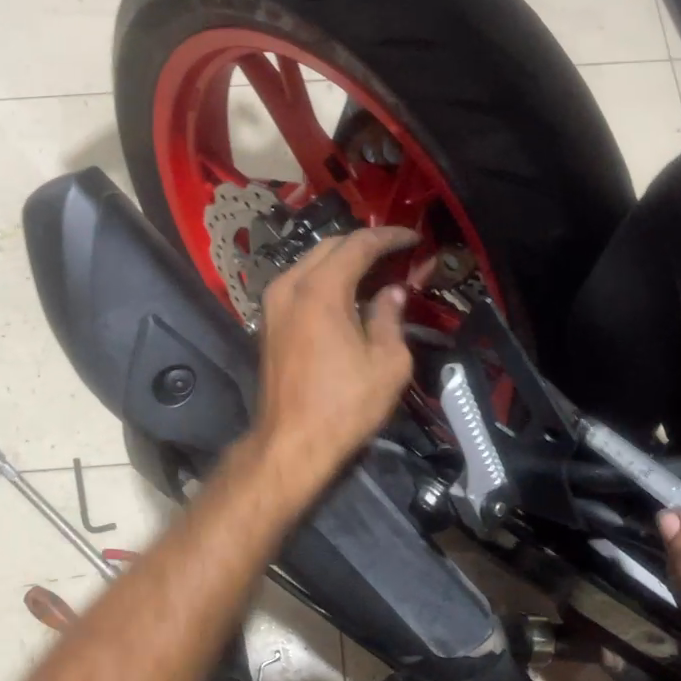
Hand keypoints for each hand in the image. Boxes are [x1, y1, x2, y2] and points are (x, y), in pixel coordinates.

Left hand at [251, 226, 420, 481]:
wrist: (291, 444)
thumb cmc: (344, 406)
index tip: (413, 238)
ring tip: (374, 271)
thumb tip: (391, 293)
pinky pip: (299, 286)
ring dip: (341, 262)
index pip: (358, 244)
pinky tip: (346, 295)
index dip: (389, 237)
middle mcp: (290, 287)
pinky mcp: (267, 325)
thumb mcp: (387, 363)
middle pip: (329, 247)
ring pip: (310, 264)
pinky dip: (324, 281)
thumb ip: (390, 318)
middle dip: (364, 245)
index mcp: (320, 290)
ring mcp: (272, 306)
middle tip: (396, 254)